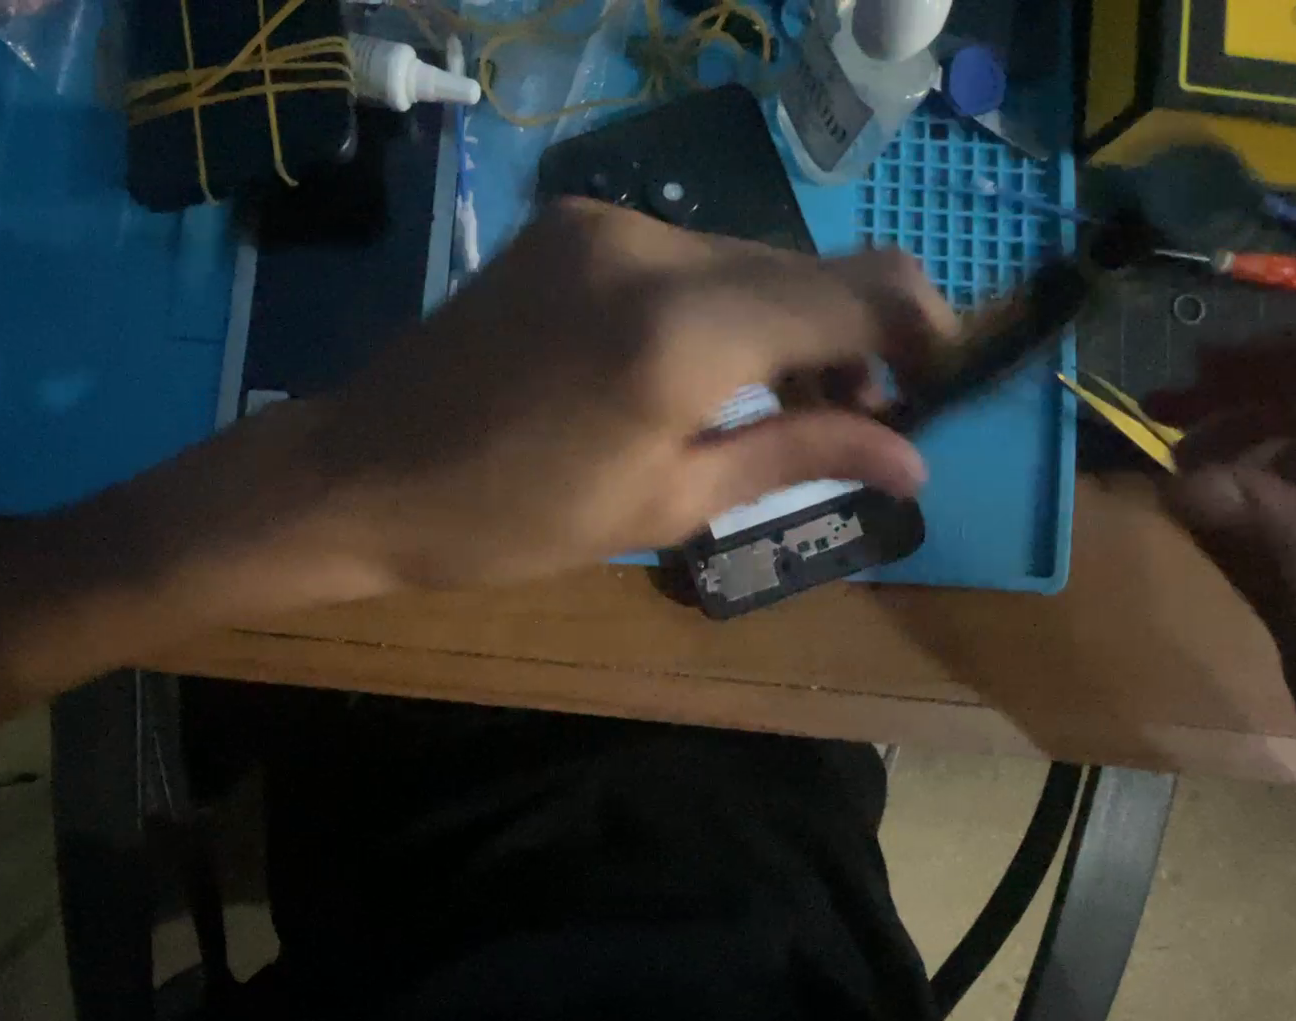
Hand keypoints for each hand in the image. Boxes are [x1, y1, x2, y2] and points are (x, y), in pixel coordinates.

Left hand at [302, 199, 956, 587]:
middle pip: (806, 268)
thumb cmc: (508, 520)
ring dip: (784, 324)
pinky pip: (683, 258)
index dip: (918, 334)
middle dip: (851, 338)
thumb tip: (910, 454)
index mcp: (681, 332)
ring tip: (777, 409)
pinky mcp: (570, 226)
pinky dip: (719, 307)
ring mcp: (604, 225)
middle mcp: (652, 247)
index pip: (856, 292)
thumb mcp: (662, 505)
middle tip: (852, 421)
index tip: (931, 390)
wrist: (364, 472)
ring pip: (746, 260)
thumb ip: (793, 456)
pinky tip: (701, 369)